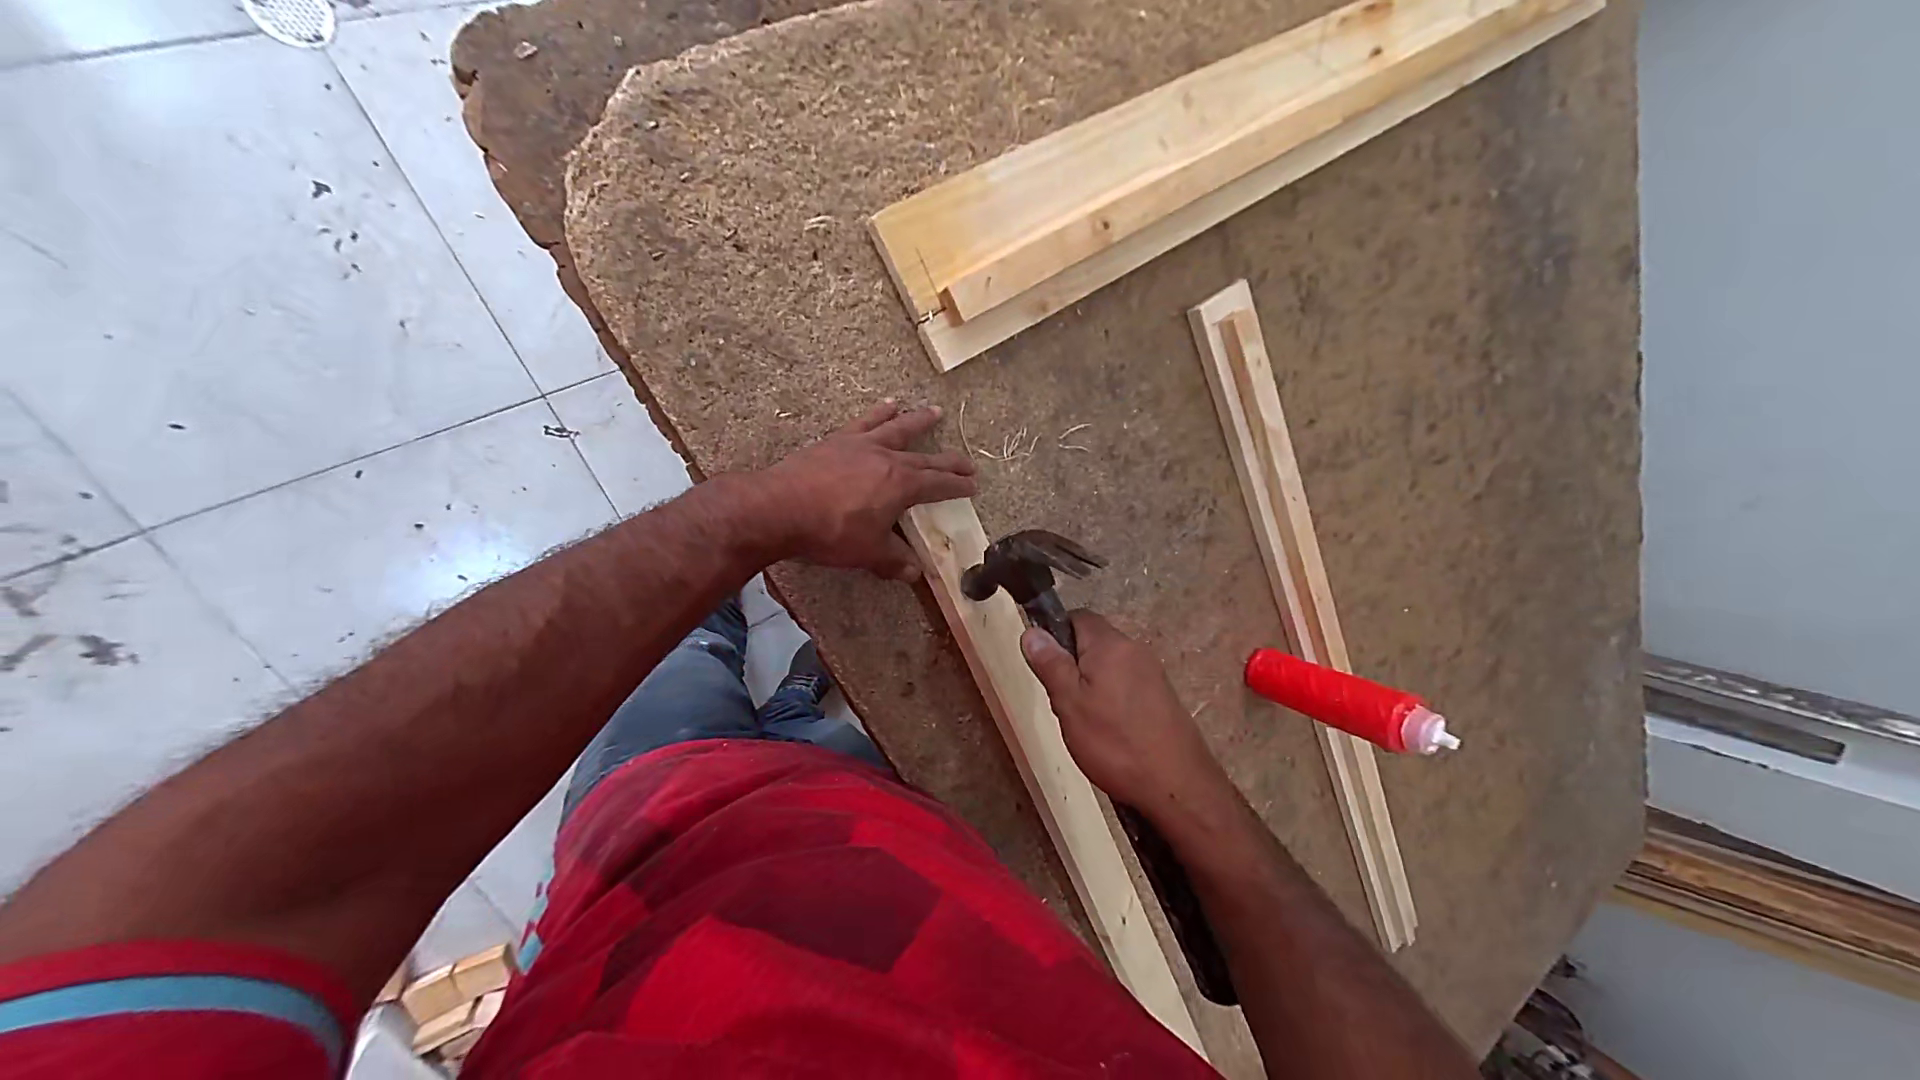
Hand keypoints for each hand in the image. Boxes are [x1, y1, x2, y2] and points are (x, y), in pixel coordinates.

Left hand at [756, 400, 976, 579]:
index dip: (957, 486)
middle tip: (968, 462)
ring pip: (897, 429)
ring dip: (918, 421)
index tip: (972, 485)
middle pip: (926, 458)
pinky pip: (864, 422)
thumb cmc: (829, 532)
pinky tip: (887, 405)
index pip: (938, 484)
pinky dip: (878, 413)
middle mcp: (887, 459)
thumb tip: (914, 572)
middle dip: (949, 461)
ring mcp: (861, 445)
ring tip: (933, 412)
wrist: (779, 508)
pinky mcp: (837, 440)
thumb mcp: (867, 552)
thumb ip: (893, 560)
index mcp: (901, 485)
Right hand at [1022, 612, 1230, 816]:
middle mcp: (1135, 651)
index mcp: (1110, 645)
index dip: (1056, 633)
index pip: (1078, 617)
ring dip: (1091, 687)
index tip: (1046, 665)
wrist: (1178, 787)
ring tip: (1084, 723)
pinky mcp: (1162, 698)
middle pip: (1093, 644)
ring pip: (1108, 668)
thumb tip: (1033, 632)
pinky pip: (1126, 687)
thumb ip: (1050, 664)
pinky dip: (1112, 702)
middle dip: (1073, 666)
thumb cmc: (1115, 742)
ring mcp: (1153, 675)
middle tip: (1063, 702)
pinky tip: (1109, 733)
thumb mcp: (1069, 703)